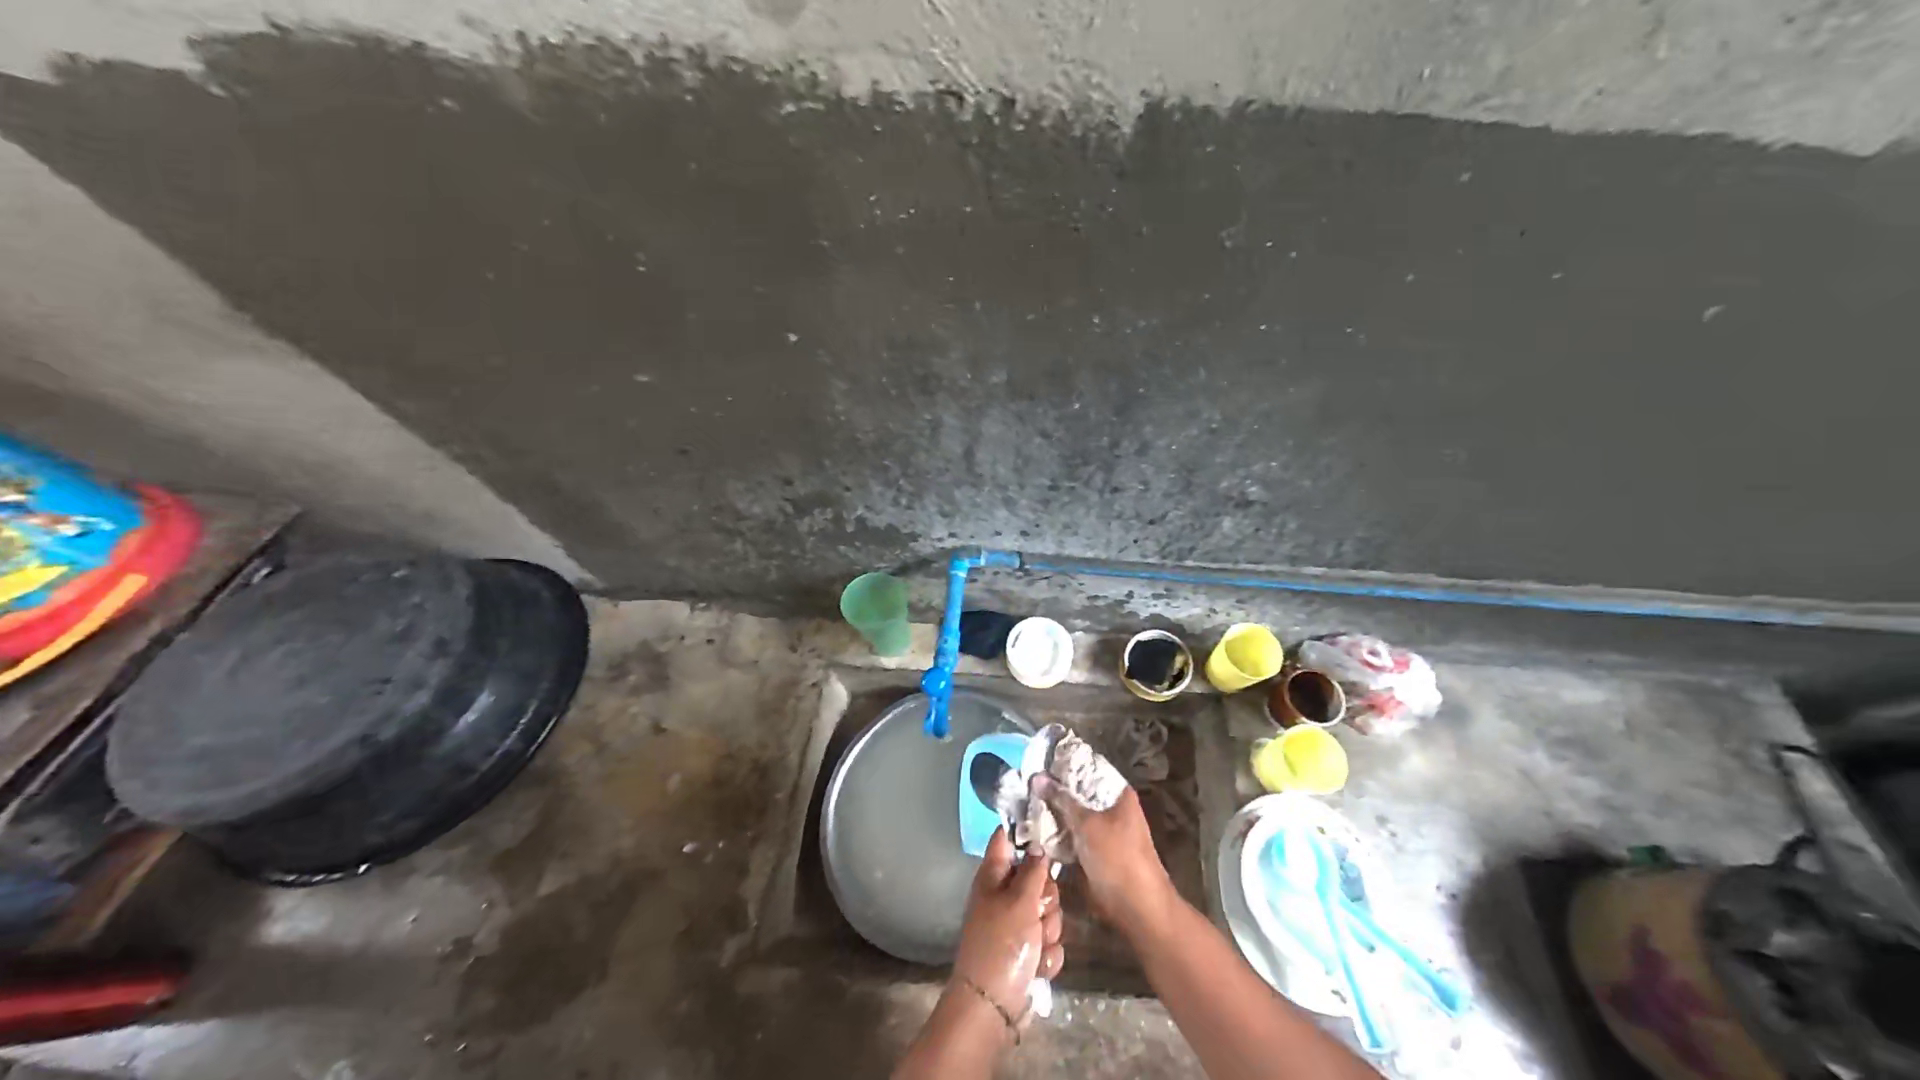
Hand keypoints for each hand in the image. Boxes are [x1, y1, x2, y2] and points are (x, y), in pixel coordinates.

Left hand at [951, 827, 1063, 1026]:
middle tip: (1037, 912)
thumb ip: (1033, 871)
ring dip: (1048, 930)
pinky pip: (1050, 941)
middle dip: (1046, 899)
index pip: (1006, 839)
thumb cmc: (1001, 945)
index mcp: (993, 876)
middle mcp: (1004, 895)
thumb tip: (1037, 843)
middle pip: (1038, 878)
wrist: (992, 1005)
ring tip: (1036, 945)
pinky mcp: (1028, 950)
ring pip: (1049, 912)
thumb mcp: (1019, 902)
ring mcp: (1016, 924)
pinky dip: (1047, 954)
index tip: (1048, 838)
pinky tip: (1039, 965)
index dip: (1026, 834)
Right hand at [1037, 780, 1175, 937]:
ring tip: (1025, 803)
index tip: (1038, 763)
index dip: (1063, 766)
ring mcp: (1103, 830)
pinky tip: (1034, 827)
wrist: (1135, 905)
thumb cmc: (1117, 856)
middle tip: (1026, 785)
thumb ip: (1062, 799)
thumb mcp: (1087, 824)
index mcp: (1118, 794)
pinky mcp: (1094, 850)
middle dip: (1054, 791)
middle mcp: (1111, 808)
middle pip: (1078, 793)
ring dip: (1053, 813)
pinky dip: (1057, 832)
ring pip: (1072, 815)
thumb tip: (1037, 776)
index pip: (1088, 769)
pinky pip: (1071, 834)